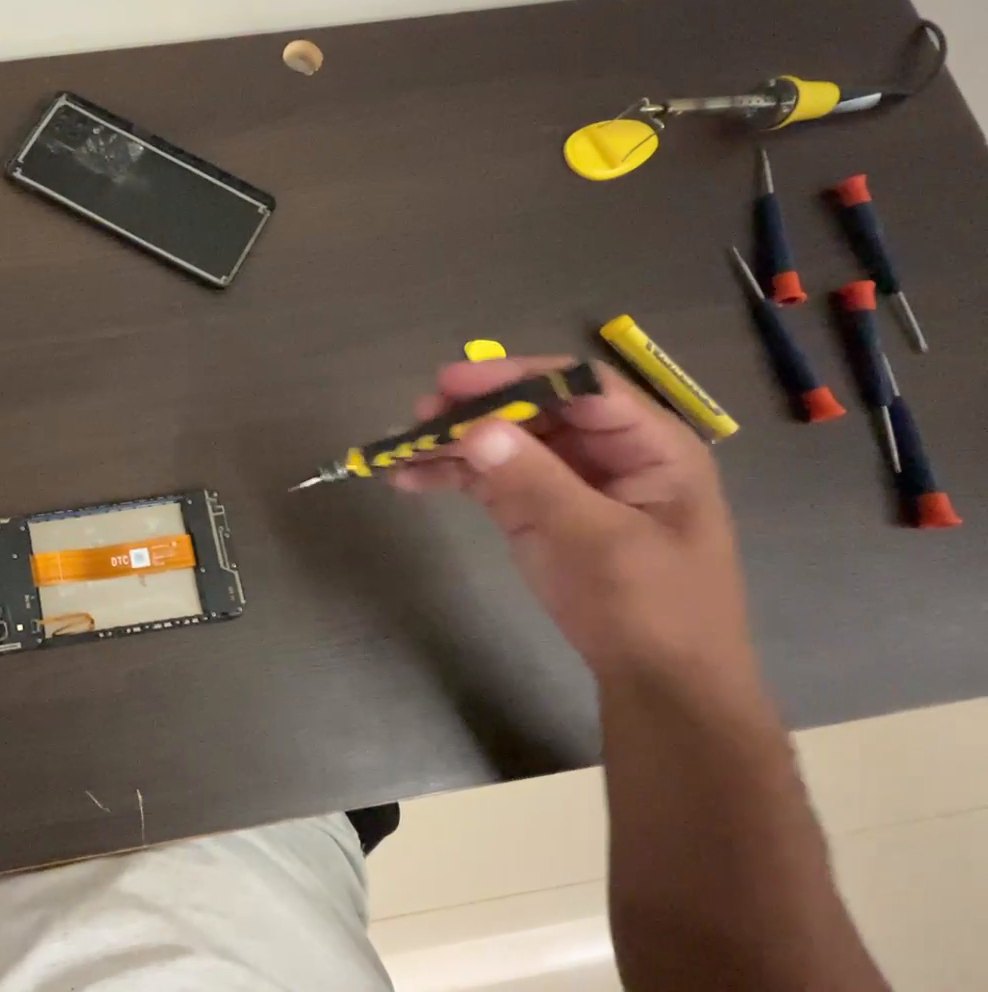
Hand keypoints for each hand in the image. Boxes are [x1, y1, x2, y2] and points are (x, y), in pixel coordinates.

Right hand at [391, 357, 751, 680]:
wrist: (657, 681)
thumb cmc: (651, 607)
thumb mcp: (598, 540)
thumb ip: (536, 481)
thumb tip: (475, 430)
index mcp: (649, 447)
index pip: (582, 389)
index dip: (518, 378)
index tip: (455, 382)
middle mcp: (605, 454)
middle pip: (533, 412)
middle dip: (477, 411)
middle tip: (421, 414)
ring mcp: (565, 482)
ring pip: (503, 444)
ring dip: (453, 443)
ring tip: (402, 448)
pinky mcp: (533, 511)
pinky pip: (486, 479)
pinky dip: (449, 476)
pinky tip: (409, 479)